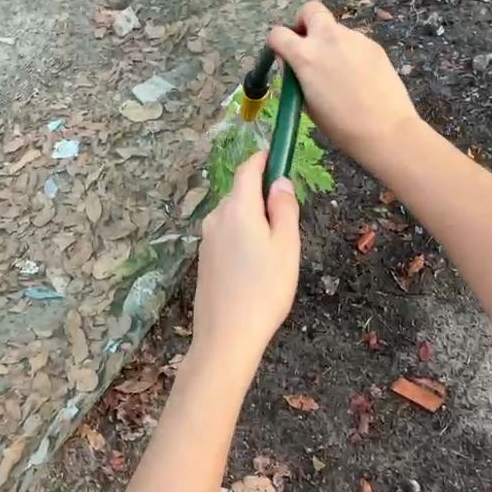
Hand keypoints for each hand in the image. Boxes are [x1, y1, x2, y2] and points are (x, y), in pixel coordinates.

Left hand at [192, 153, 300, 366]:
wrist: (227, 336)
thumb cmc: (264, 290)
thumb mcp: (286, 246)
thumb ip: (284, 208)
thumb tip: (280, 181)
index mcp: (238, 208)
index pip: (248, 168)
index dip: (264, 158)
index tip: (279, 155)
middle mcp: (216, 217)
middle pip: (241, 193)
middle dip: (263, 197)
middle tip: (288, 225)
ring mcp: (207, 238)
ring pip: (234, 215)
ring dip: (254, 221)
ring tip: (274, 255)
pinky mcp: (204, 258)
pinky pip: (227, 235)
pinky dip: (243, 238)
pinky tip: (255, 268)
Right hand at [267, 1, 424, 169]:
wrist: (385, 128)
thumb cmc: (340, 125)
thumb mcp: (307, 103)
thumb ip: (295, 76)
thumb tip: (291, 62)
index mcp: (305, 55)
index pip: (279, 33)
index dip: (277, 43)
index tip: (282, 53)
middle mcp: (328, 38)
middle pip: (311, 10)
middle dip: (305, 22)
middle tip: (308, 44)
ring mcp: (353, 38)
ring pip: (335, 29)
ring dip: (330, 41)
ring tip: (340, 71)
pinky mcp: (373, 44)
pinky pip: (354, 42)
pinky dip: (350, 52)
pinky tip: (359, 76)